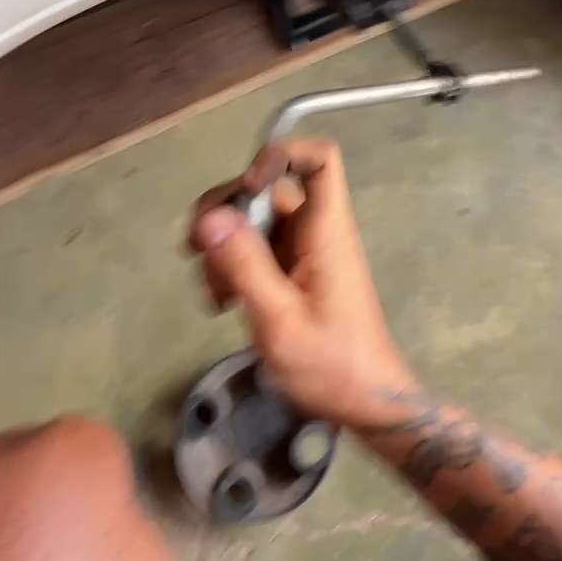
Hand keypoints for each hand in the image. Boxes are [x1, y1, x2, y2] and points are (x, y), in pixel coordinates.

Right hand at [189, 139, 416, 428]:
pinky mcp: (294, 272)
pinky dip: (233, 267)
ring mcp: (304, 251)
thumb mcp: (280, 321)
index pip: (319, 160)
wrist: (365, 404)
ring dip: (223, 249)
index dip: (281, 156)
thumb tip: (209, 217)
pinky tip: (224, 303)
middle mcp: (316, 230)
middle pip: (267, 189)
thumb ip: (245, 266)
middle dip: (225, 214)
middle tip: (196, 253)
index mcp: (326, 230)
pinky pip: (256, 250)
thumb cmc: (331, 365)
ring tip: (215, 296)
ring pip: (254, 222)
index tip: (246, 189)